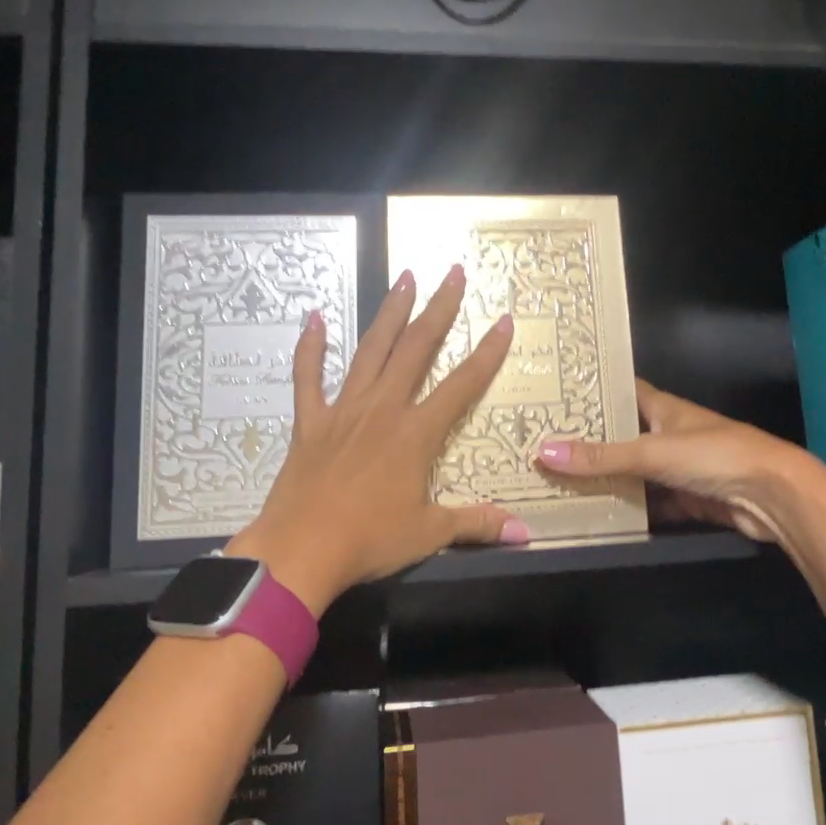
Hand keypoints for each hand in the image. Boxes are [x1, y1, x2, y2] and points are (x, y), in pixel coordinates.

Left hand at [226, 265, 523, 613]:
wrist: (300, 551)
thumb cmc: (369, 541)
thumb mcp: (429, 534)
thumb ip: (477, 524)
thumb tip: (525, 532)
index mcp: (416, 434)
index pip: (462, 385)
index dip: (487, 353)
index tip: (504, 321)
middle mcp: (383, 409)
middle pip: (416, 349)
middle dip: (439, 309)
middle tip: (453, 273)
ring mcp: (343, 410)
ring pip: (370, 351)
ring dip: (389, 313)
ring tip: (404, 278)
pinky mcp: (309, 422)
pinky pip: (307, 377)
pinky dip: (309, 347)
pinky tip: (312, 317)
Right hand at [534, 380, 825, 548]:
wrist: (774, 496)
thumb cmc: (715, 457)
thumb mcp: (652, 453)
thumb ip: (602, 457)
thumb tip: (544, 452)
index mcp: (664, 409)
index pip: (622, 391)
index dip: (593, 391)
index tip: (555, 395)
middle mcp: (670, 433)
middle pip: (624, 436)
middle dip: (591, 442)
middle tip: (545, 446)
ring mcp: (681, 468)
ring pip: (636, 473)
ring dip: (609, 479)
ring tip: (561, 483)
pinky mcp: (689, 499)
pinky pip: (653, 504)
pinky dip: (633, 509)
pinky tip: (602, 516)